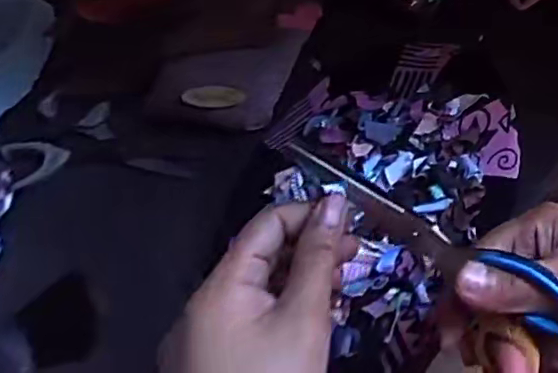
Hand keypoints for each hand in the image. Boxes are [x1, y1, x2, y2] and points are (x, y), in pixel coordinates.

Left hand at [160, 196, 356, 372]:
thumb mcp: (306, 311)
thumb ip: (320, 252)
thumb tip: (335, 201)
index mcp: (219, 290)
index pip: (268, 223)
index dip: (311, 212)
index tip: (352, 220)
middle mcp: (202, 308)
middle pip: (262, 252)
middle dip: (312, 243)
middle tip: (356, 251)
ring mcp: (203, 338)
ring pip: (260, 282)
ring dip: (304, 271)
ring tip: (342, 280)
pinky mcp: (212, 360)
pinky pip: (252, 311)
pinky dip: (287, 300)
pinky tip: (317, 309)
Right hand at [442, 203, 557, 372]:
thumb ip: (512, 286)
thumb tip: (460, 280)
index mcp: (536, 233)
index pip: (482, 258)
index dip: (464, 292)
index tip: (453, 330)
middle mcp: (532, 263)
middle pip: (484, 303)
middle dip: (491, 336)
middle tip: (509, 360)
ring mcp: (539, 301)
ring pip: (498, 335)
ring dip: (507, 357)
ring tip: (526, 369)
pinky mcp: (548, 333)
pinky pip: (519, 353)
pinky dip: (525, 364)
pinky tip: (542, 366)